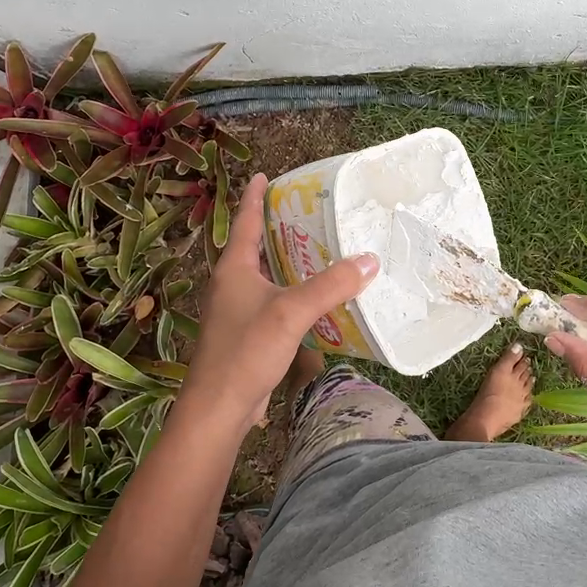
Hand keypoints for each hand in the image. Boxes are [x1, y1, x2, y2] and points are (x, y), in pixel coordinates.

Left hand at [182, 174, 378, 427]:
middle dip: (276, 226)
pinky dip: (290, 291)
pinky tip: (312, 298)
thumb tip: (369, 259)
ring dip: (284, 260)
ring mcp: (236, 312)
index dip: (255, 197)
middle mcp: (231, 284)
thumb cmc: (245, 352)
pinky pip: (271, 301)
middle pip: (253, 245)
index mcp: (233, 268)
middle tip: (305, 209)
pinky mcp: (246, 336)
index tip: (264, 175)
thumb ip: (330, 285)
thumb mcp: (291, 312)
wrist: (217, 411)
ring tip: (315, 247)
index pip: (245, 221)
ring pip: (263, 275)